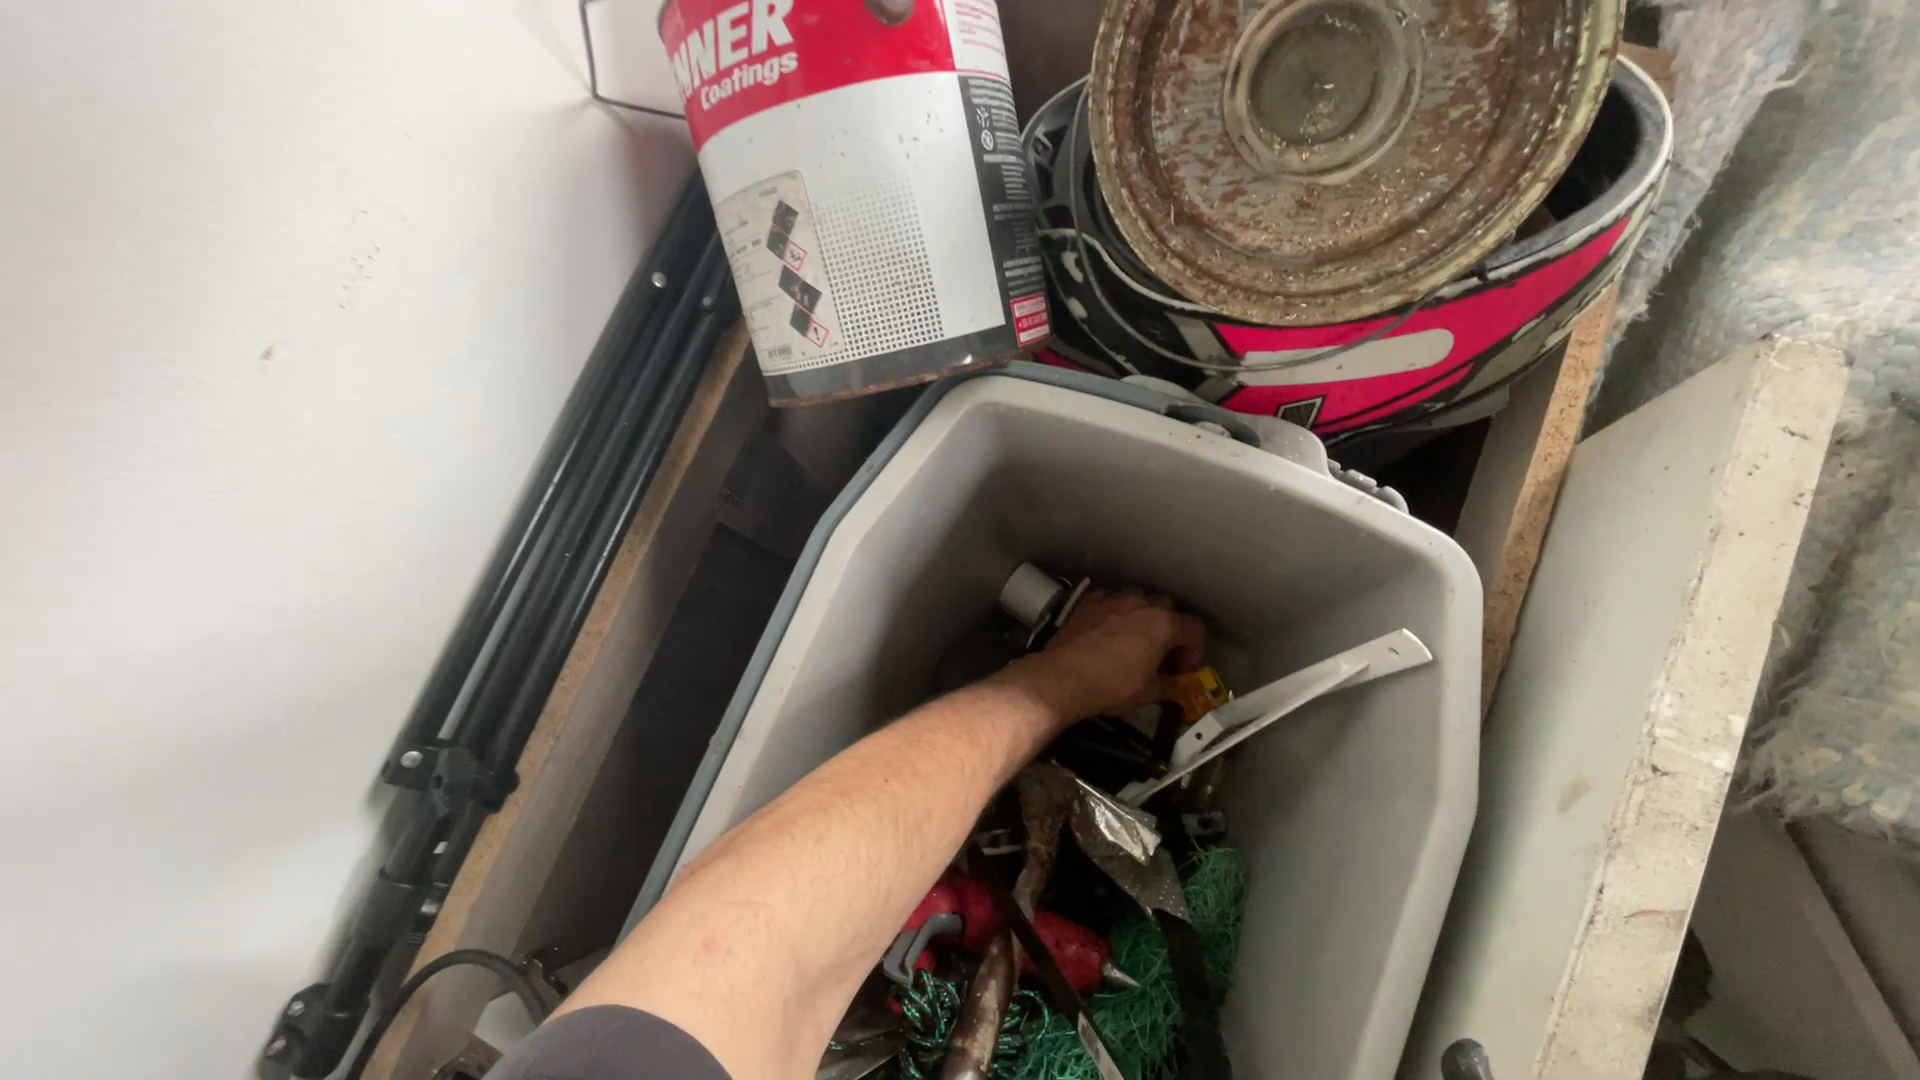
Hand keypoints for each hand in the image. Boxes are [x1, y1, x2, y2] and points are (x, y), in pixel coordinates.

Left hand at [999, 589, 1206, 724]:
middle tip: (1162, 652)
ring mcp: (1111, 600)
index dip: (1195, 650)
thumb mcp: (1148, 693)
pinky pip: (1108, 600)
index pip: (1194, 628)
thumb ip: (1168, 686)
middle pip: (1167, 607)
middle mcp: (1139, 604)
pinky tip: (1107, 628)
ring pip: (1137, 597)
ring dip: (1142, 614)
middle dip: (1170, 628)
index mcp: (1162, 624)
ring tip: (1135, 637)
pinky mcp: (1086, 604)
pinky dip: (1113, 611)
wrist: (1063, 677)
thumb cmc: (1112, 686)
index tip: (1183, 669)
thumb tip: (1174, 686)